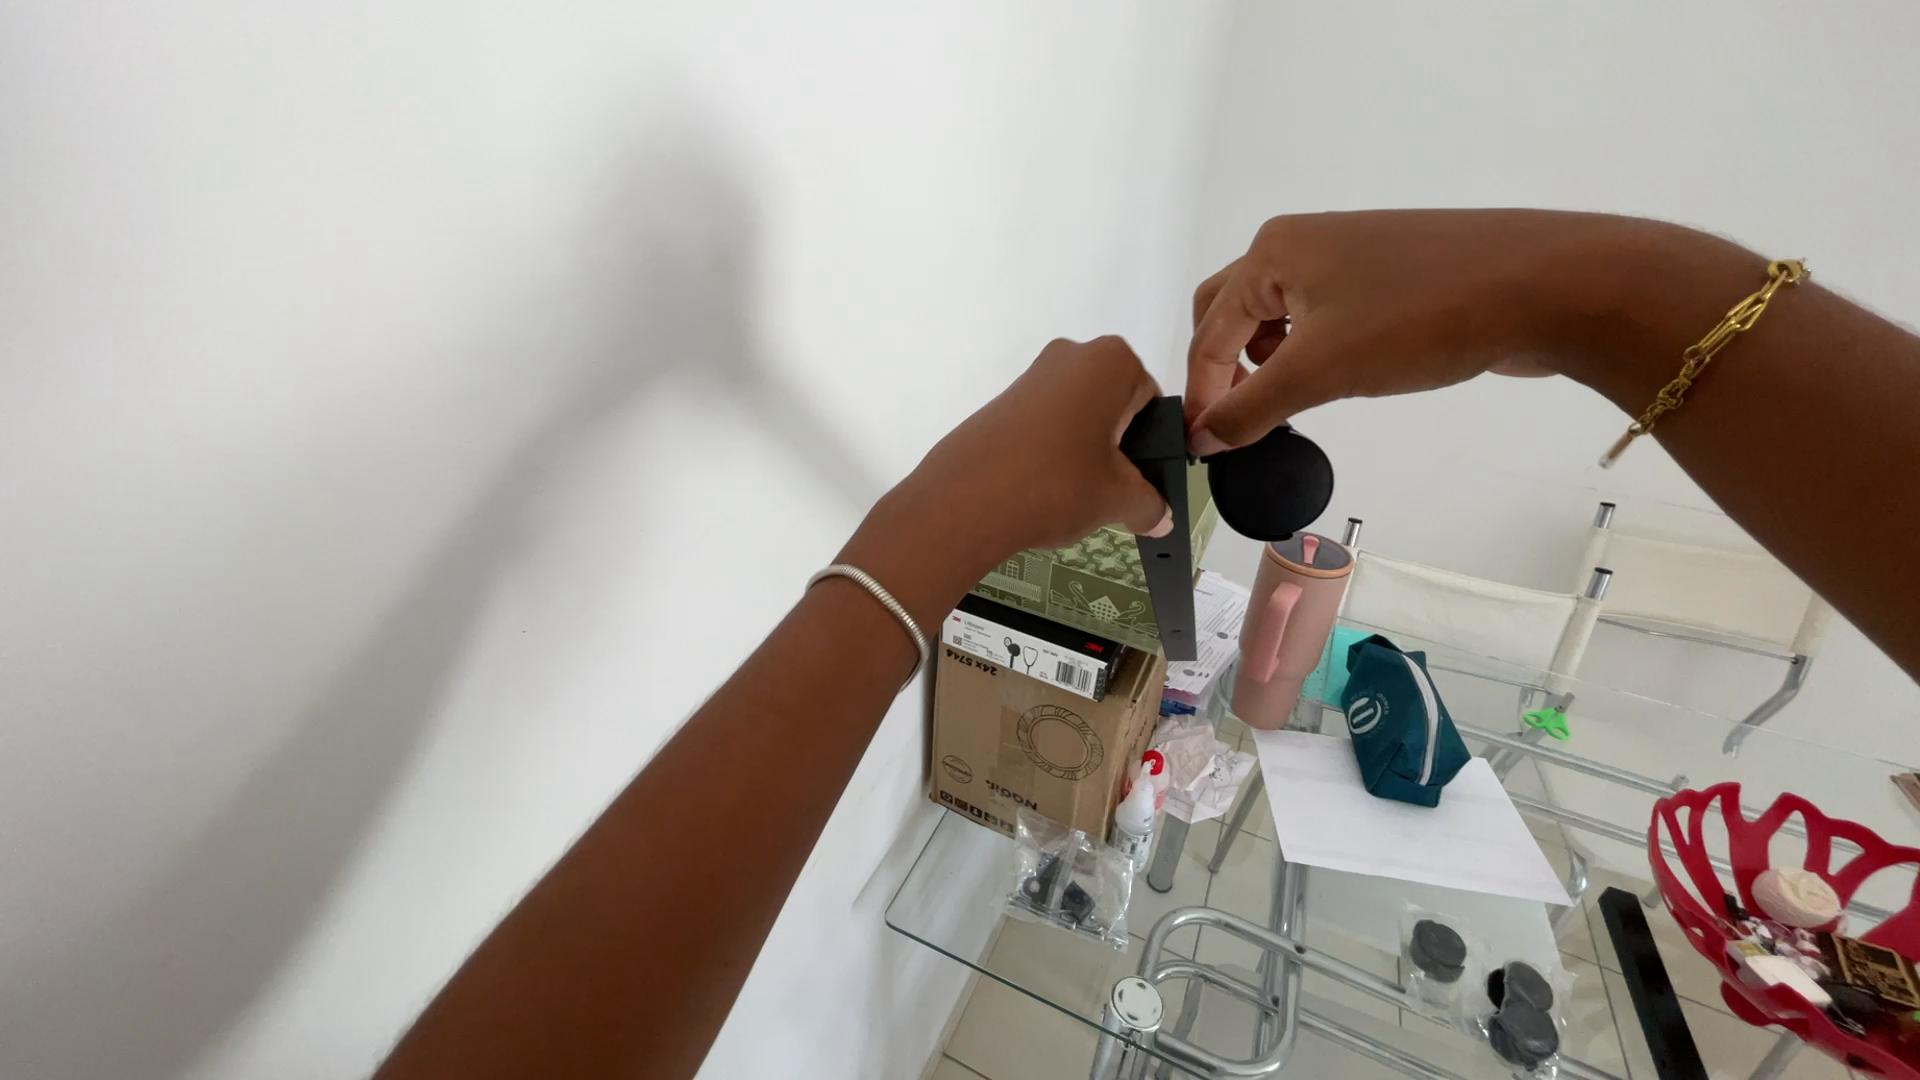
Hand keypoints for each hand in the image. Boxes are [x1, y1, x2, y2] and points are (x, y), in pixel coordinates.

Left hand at [847, 336, 1169, 587]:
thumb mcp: (1118, 499)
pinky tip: (1041, 491)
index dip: (1150, 449)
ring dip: (1082, 455)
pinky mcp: (999, 404)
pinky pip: (1043, 429)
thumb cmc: (1057, 484)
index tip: (1138, 483)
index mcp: (1112, 362)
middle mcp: (1071, 355)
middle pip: (1113, 409)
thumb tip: (1160, 518)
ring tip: (1071, 498)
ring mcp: (1030, 377)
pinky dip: (1050, 456)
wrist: (965, 501)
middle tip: (1107, 493)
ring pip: (1077, 420)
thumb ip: (1150, 506)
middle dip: (1115, 450)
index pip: (1153, 406)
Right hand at [1183, 209, 1711, 451]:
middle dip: (1220, 369)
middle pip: (1225, 314)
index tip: (1205, 448)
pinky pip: (1309, 315)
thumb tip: (1201, 441)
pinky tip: (1319, 377)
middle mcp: (1296, 243)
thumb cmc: (1420, 320)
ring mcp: (1341, 254)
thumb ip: (1247, 409)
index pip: (1208, 334)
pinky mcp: (1377, 273)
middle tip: (1233, 417)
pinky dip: (1297, 351)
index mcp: (1270, 253)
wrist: (1552, 285)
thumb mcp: (1318, 372)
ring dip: (1257, 361)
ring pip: (1268, 315)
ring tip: (1276, 402)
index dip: (1202, 395)